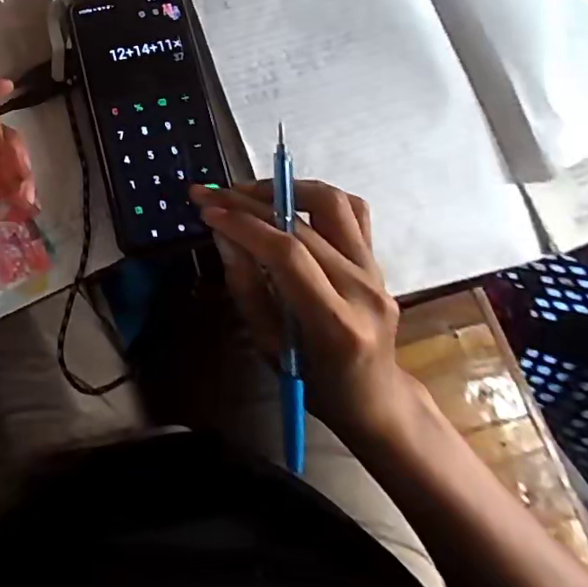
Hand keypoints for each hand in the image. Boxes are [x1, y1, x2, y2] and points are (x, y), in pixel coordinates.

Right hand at [190, 180, 424, 441]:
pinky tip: (288, 201)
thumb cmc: (315, 384)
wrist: (375, 398)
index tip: (207, 210)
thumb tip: (222, 233)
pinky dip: (316, 197)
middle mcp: (363, 289)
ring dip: (284, 188)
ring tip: (247, 192)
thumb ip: (246, 286)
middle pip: (302, 225)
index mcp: (335, 323)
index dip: (244, 225)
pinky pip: (352, 211)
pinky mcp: (379, 260)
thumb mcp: (269, 345)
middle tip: (211, 194)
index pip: (286, 254)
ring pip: (332, 204)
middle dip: (248, 203)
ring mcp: (377, 271)